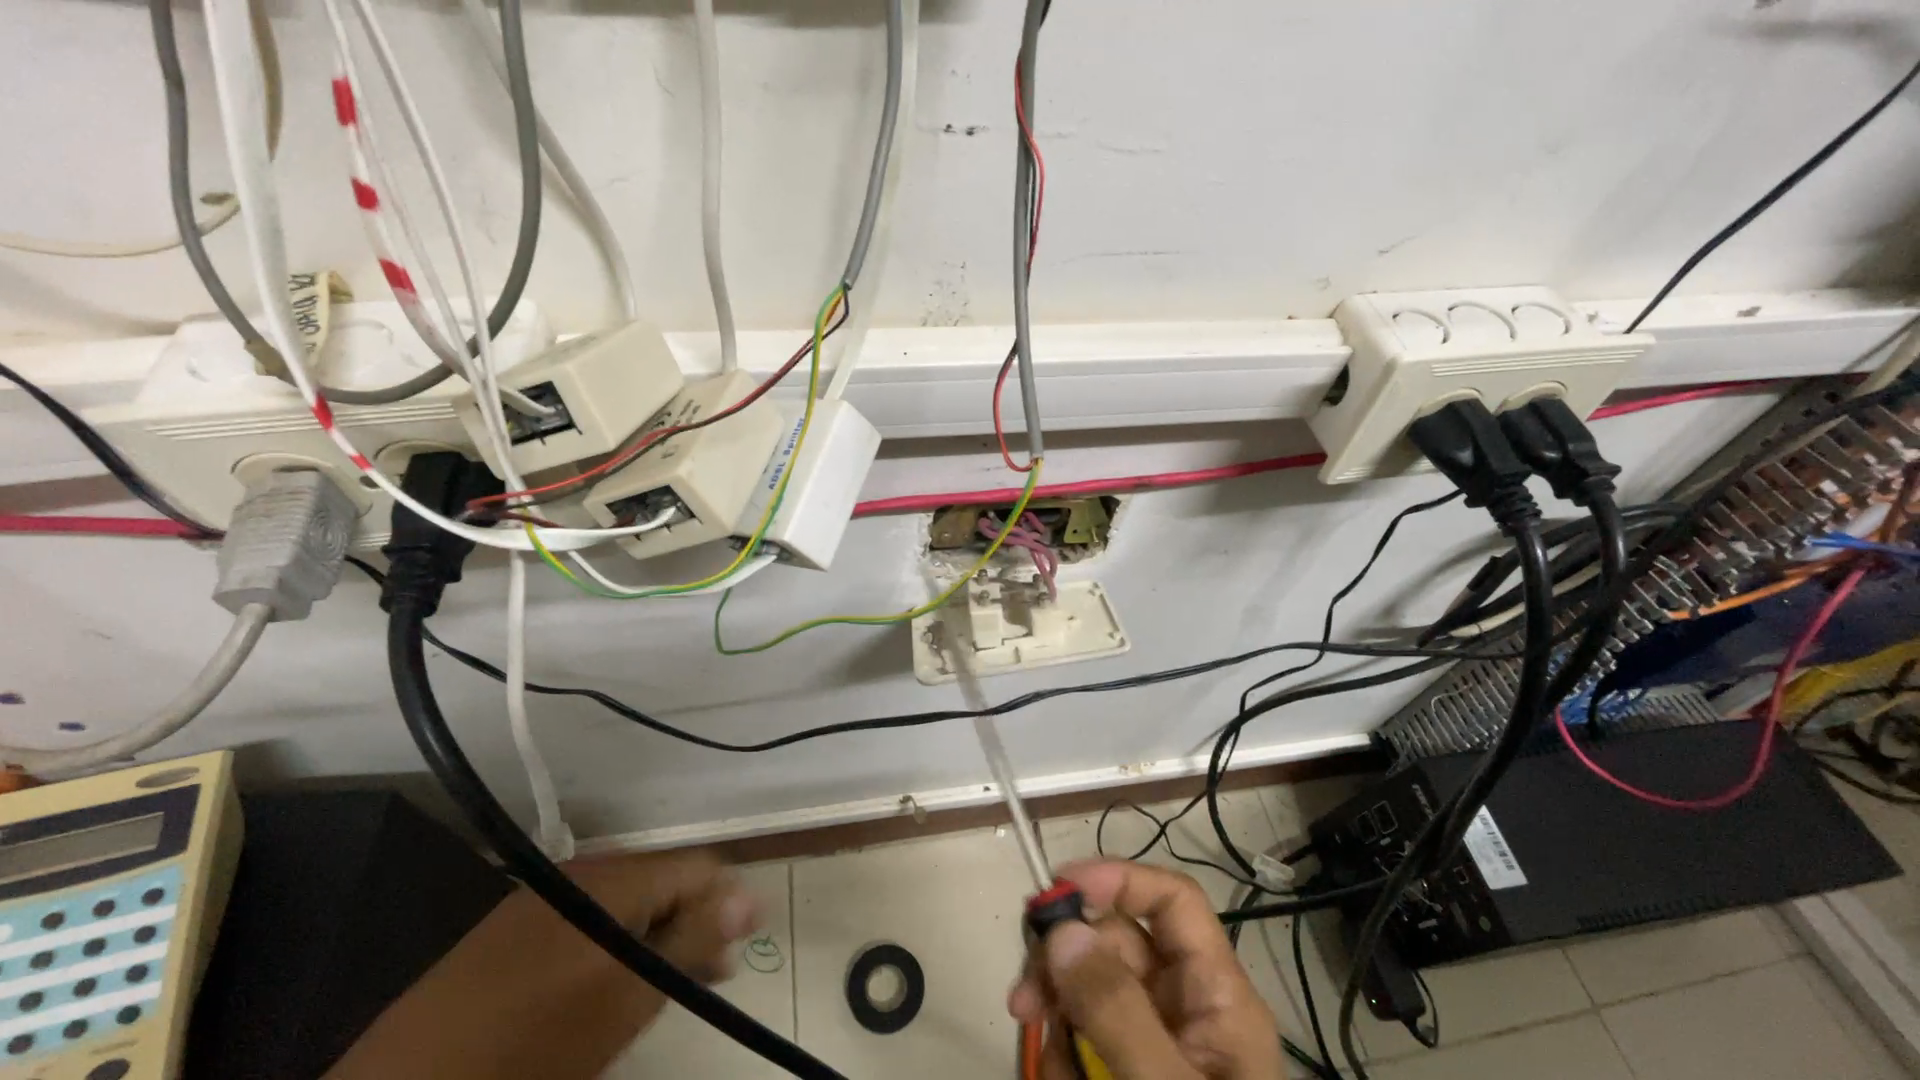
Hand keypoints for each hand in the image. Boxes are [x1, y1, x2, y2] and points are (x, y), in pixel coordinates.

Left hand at [328, 849, 762, 1079]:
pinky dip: (613, 944)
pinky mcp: (517, 924)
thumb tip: (751, 893)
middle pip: (665, 880)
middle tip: (703, 978)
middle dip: (692, 923)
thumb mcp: (629, 993)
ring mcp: (545, 896)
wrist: (413, 1079)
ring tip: (657, 989)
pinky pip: (589, 918)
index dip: (727, 905)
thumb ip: (694, 937)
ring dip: (654, 937)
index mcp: (615, 877)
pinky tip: (606, 987)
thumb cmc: (538, 1039)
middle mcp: (584, 870)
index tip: (730, 957)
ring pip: (629, 902)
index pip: (701, 865)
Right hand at [1007, 860, 1285, 1079]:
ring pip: (1085, 992)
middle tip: (1023, 999)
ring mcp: (1150, 1045)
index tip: (1054, 891)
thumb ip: (1117, 1012)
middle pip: (1113, 942)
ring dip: (1056, 1025)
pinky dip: (1059, 1063)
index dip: (1116, 879)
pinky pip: (1078, 1043)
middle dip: (1063, 962)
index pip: (1170, 902)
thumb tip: (1063, 930)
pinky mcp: (1121, 1074)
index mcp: (1216, 997)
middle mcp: (1184, 1009)